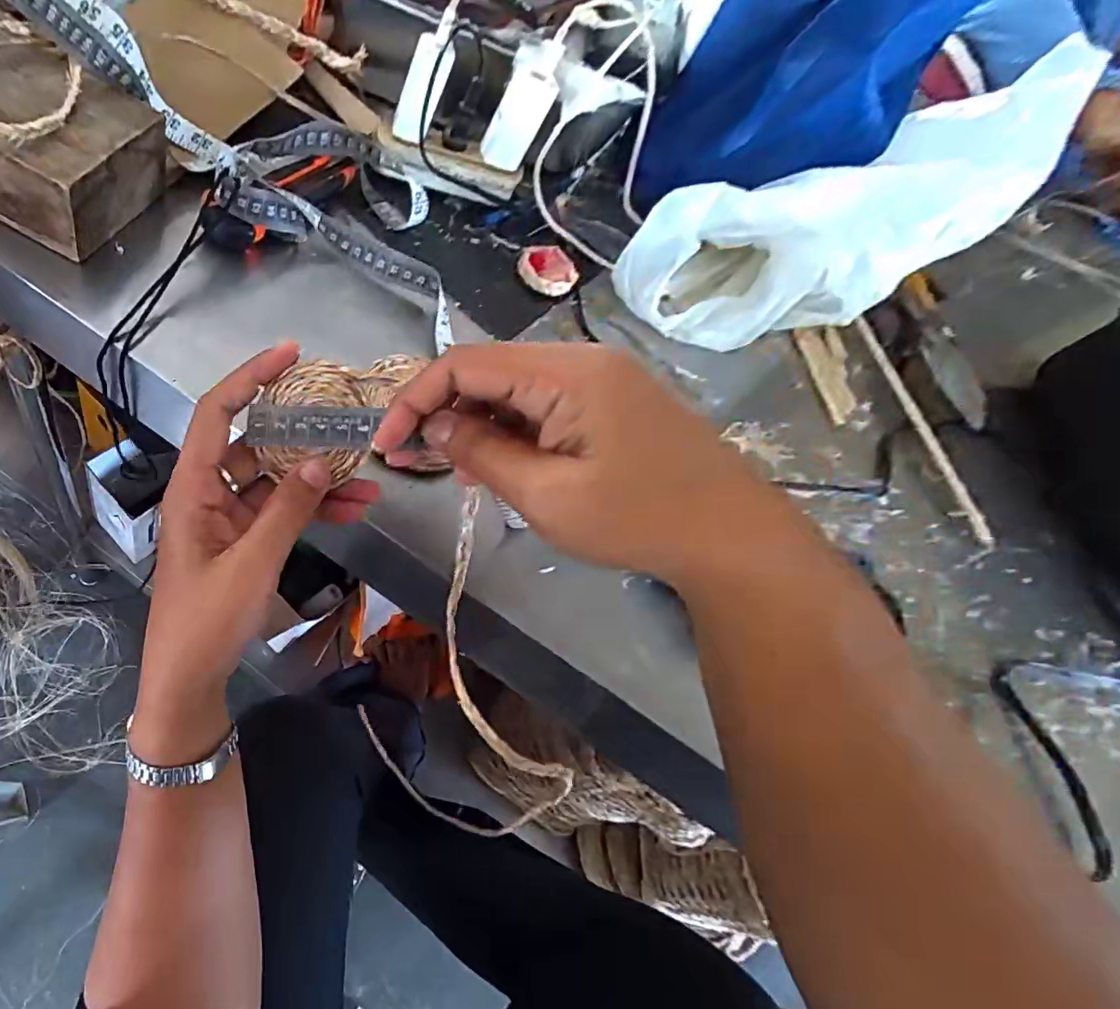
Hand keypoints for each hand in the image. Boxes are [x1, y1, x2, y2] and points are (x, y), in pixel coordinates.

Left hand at [136, 343, 378, 750]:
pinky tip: (351, 512)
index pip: (216, 414)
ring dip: (316, 482)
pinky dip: (310, 511)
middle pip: (254, 446)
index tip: (289, 354)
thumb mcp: (252, 562)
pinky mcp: (241, 543)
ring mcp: (226, 520)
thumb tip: (321, 462)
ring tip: (366, 483)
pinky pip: (278, 514)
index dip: (249, 378)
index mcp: (192, 488)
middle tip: (345, 425)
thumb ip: (287, 510)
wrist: (188, 678)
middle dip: (300, 438)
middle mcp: (207, 494)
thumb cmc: (206, 621)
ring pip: (274, 483)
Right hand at [373, 343, 818, 589]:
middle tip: (416, 463)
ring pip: (509, 388)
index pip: (465, 363)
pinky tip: (497, 466)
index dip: (414, 399)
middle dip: (440, 413)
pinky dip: (506, 430)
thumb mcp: (544, 495)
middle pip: (485, 371)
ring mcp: (598, 379)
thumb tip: (435, 425)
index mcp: (567, 374)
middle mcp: (580, 361)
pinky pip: (539, 404)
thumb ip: (482, 452)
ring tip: (456, 472)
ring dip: (472, 424)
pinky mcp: (607, 401)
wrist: (731, 537)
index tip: (388, 444)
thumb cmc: (637, 520)